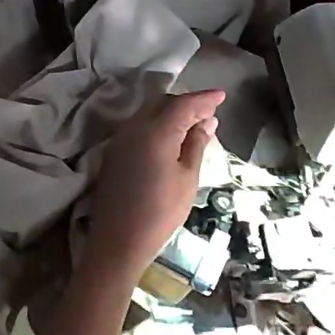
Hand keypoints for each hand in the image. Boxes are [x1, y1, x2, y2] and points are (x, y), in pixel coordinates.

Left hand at [82, 90, 223, 274]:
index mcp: (156, 131)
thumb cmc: (161, 211)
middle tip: (208, 112)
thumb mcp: (188, 178)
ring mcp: (120, 140)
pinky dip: (156, 125)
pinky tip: (169, 138)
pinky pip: (137, 128)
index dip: (204, 98)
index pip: (183, 104)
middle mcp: (134, 128)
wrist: (119, 239)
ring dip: (170, 113)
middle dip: (186, 103)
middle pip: (162, 103)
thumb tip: (206, 122)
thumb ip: (196, 145)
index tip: (221, 96)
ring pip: (147, 114)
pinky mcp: (113, 153)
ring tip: (192, 125)